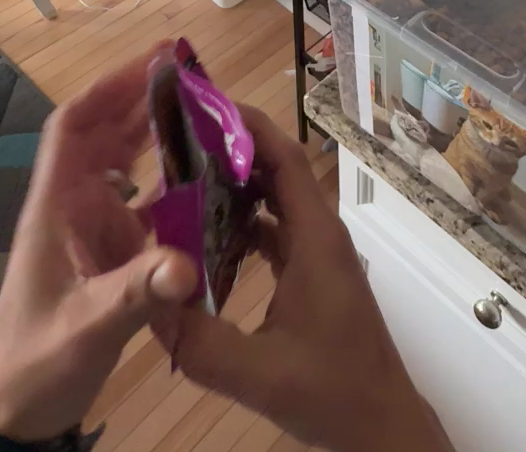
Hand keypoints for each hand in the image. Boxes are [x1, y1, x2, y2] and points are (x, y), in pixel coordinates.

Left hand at [0, 44, 198, 442]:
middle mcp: (71, 203)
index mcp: (56, 206)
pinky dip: (163, 173)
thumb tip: (187, 265)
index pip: (74, 127)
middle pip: (101, 130)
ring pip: (118, 157)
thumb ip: (134, 293)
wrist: (18, 410)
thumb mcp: (86, 327)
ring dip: (149, 126)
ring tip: (195, 102)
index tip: (152, 62)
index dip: (109, 88)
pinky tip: (197, 170)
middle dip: (138, 94)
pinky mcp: (106, 245)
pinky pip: (137, 193)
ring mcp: (88, 223)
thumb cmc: (38, 364)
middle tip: (186, 69)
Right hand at [156, 107, 452, 451]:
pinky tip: (205, 239)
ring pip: (276, 199)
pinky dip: (243, 223)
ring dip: (235, 186)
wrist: (381, 425)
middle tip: (179, 140)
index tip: (205, 106)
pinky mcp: (313, 272)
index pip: (284, 159)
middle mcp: (319, 232)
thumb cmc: (333, 391)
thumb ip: (200, 343)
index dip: (248, 125)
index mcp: (315, 237)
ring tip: (183, 180)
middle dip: (231, 149)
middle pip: (278, 170)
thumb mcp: (258, 373)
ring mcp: (318, 251)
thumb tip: (145, 306)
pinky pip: (275, 230)